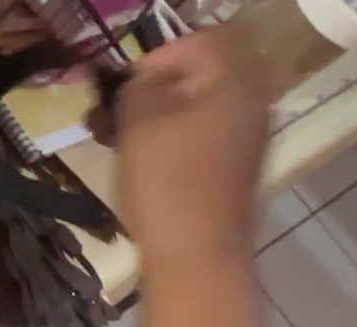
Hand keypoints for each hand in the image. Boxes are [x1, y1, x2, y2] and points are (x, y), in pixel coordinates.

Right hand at [94, 31, 271, 263]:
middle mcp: (250, 101)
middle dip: (148, 94)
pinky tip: (139, 169)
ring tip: (113, 146)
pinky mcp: (230, 172)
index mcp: (234, 79)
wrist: (196, 254)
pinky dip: (166, 145)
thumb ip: (138, 88)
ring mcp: (244, 139)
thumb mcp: (140, 125)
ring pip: (194, 113)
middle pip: (198, 78)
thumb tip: (142, 80)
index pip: (200, 41)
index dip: (155, 58)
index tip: (117, 90)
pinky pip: (198, 142)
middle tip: (106, 120)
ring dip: (151, 122)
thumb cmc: (166, 183)